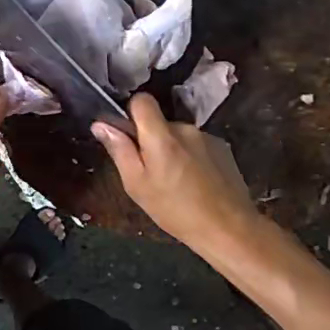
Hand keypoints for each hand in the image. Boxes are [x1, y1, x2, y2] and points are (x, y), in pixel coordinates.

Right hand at [92, 93, 259, 252]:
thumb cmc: (175, 210)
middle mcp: (185, 128)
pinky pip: (196, 145)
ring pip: (177, 135)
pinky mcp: (223, 148)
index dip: (131, 113)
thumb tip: (100, 124)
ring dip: (171, 150)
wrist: (229, 228)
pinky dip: (190, 157)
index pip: (142, 100)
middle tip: (150, 172)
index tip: (129, 136)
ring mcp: (207, 137)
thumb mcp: (136, 184)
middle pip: (159, 122)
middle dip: (151, 140)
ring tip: (175, 182)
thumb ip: (119, 150)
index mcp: (161, 136)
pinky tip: (195, 182)